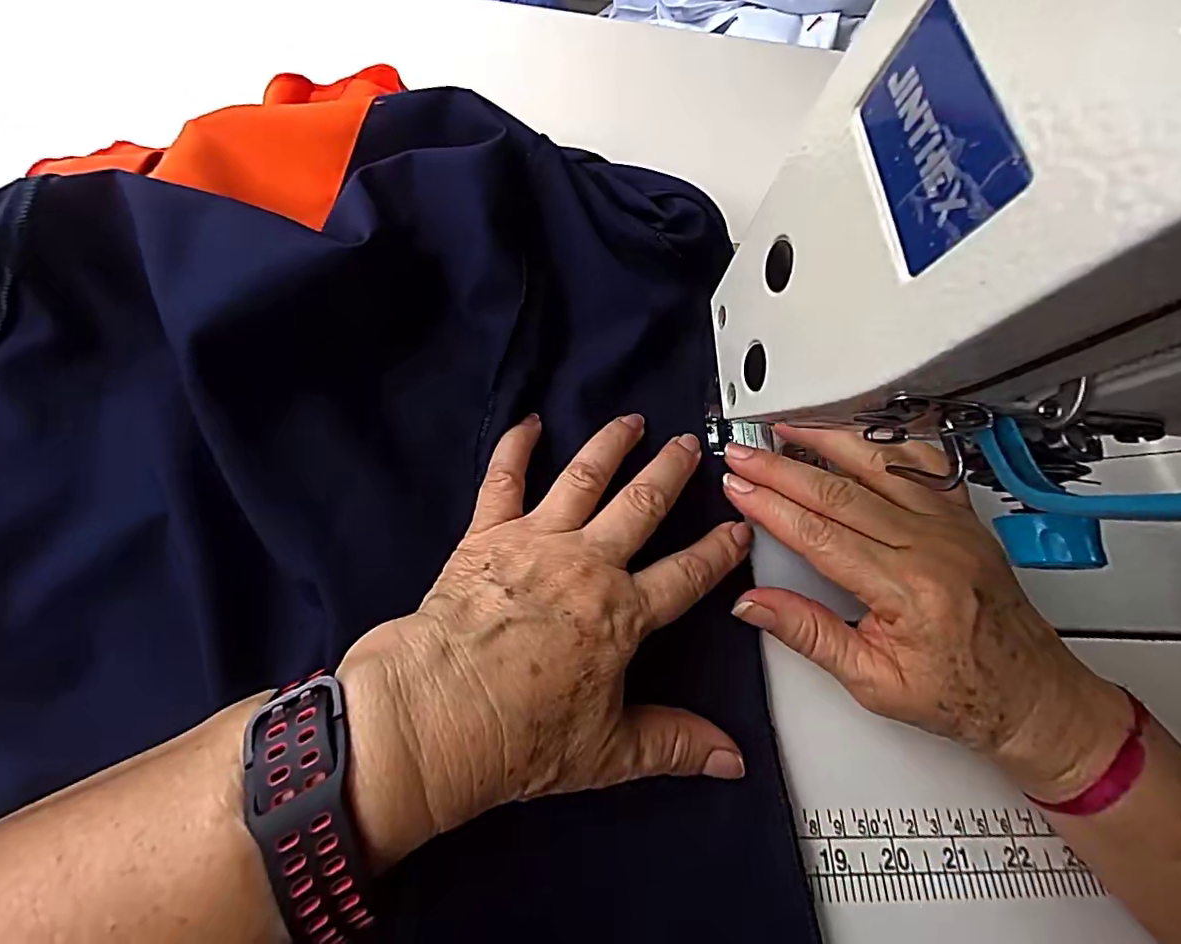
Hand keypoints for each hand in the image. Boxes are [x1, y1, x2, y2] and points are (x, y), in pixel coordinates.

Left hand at [335, 414, 753, 867]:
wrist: (444, 706)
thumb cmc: (519, 730)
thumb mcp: (610, 751)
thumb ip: (674, 744)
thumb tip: (728, 759)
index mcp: (622, 615)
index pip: (687, 575)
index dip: (717, 551)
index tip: (736, 528)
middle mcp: (585, 565)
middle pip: (642, 506)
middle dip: (670, 473)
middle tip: (688, 449)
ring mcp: (536, 541)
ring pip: (585, 478)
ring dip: (611, 445)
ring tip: (631, 422)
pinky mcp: (488, 532)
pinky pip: (504, 477)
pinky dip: (516, 445)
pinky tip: (529, 423)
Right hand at [718, 425, 1132, 801]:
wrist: (1038, 699)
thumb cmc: (964, 694)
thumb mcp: (873, 682)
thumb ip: (807, 633)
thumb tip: (751, 603)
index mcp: (909, 590)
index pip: (818, 533)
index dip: (769, 505)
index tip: (736, 488)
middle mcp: (934, 548)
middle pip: (837, 491)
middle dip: (778, 468)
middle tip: (740, 455)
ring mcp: (952, 527)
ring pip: (877, 466)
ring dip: (824, 440)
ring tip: (785, 427)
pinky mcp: (961, 518)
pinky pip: (923, 464)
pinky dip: (883, 440)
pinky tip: (854, 431)